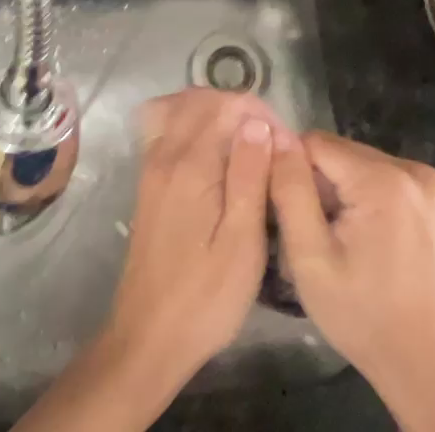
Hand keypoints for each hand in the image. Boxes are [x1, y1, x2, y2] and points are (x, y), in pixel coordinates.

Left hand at [11, 88, 285, 431]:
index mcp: (188, 165)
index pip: (225, 106)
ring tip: (249, 145)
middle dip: (238, 107)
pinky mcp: (148, 184)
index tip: (285, 146)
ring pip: (178, 110)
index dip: (260, 114)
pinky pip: (167, 130)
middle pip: (197, 100)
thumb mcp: (242, 241)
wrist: (149, 335)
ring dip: (215, 112)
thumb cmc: (205, 297)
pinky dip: (194, 126)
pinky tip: (219, 157)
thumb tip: (258, 122)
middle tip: (271, 142)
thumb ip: (249, 175)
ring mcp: (150, 168)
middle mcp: (163, 156)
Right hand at [270, 131, 434, 431]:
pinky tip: (371, 240)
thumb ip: (289, 190)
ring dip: (346, 191)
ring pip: (366, 165)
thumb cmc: (362, 316)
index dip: (294, 173)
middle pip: (344, 153)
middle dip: (323, 184)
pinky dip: (373, 199)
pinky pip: (392, 180)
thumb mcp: (309, 257)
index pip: (316, 143)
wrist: (430, 364)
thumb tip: (274, 137)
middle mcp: (417, 172)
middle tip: (316, 234)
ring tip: (343, 241)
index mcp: (385, 182)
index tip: (291, 214)